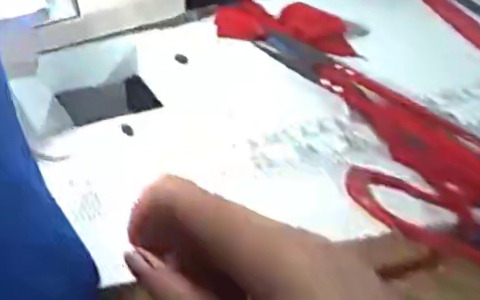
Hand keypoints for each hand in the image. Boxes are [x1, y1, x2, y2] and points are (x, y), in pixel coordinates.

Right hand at [126, 176, 390, 299]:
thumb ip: (182, 294)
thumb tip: (134, 254)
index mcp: (269, 241)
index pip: (180, 190)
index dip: (144, 213)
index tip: (132, 256)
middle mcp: (295, 231)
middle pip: (210, 209)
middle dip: (175, 241)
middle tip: (165, 289)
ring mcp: (326, 251)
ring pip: (240, 231)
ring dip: (207, 258)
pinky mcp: (347, 275)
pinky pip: (273, 253)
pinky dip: (242, 270)